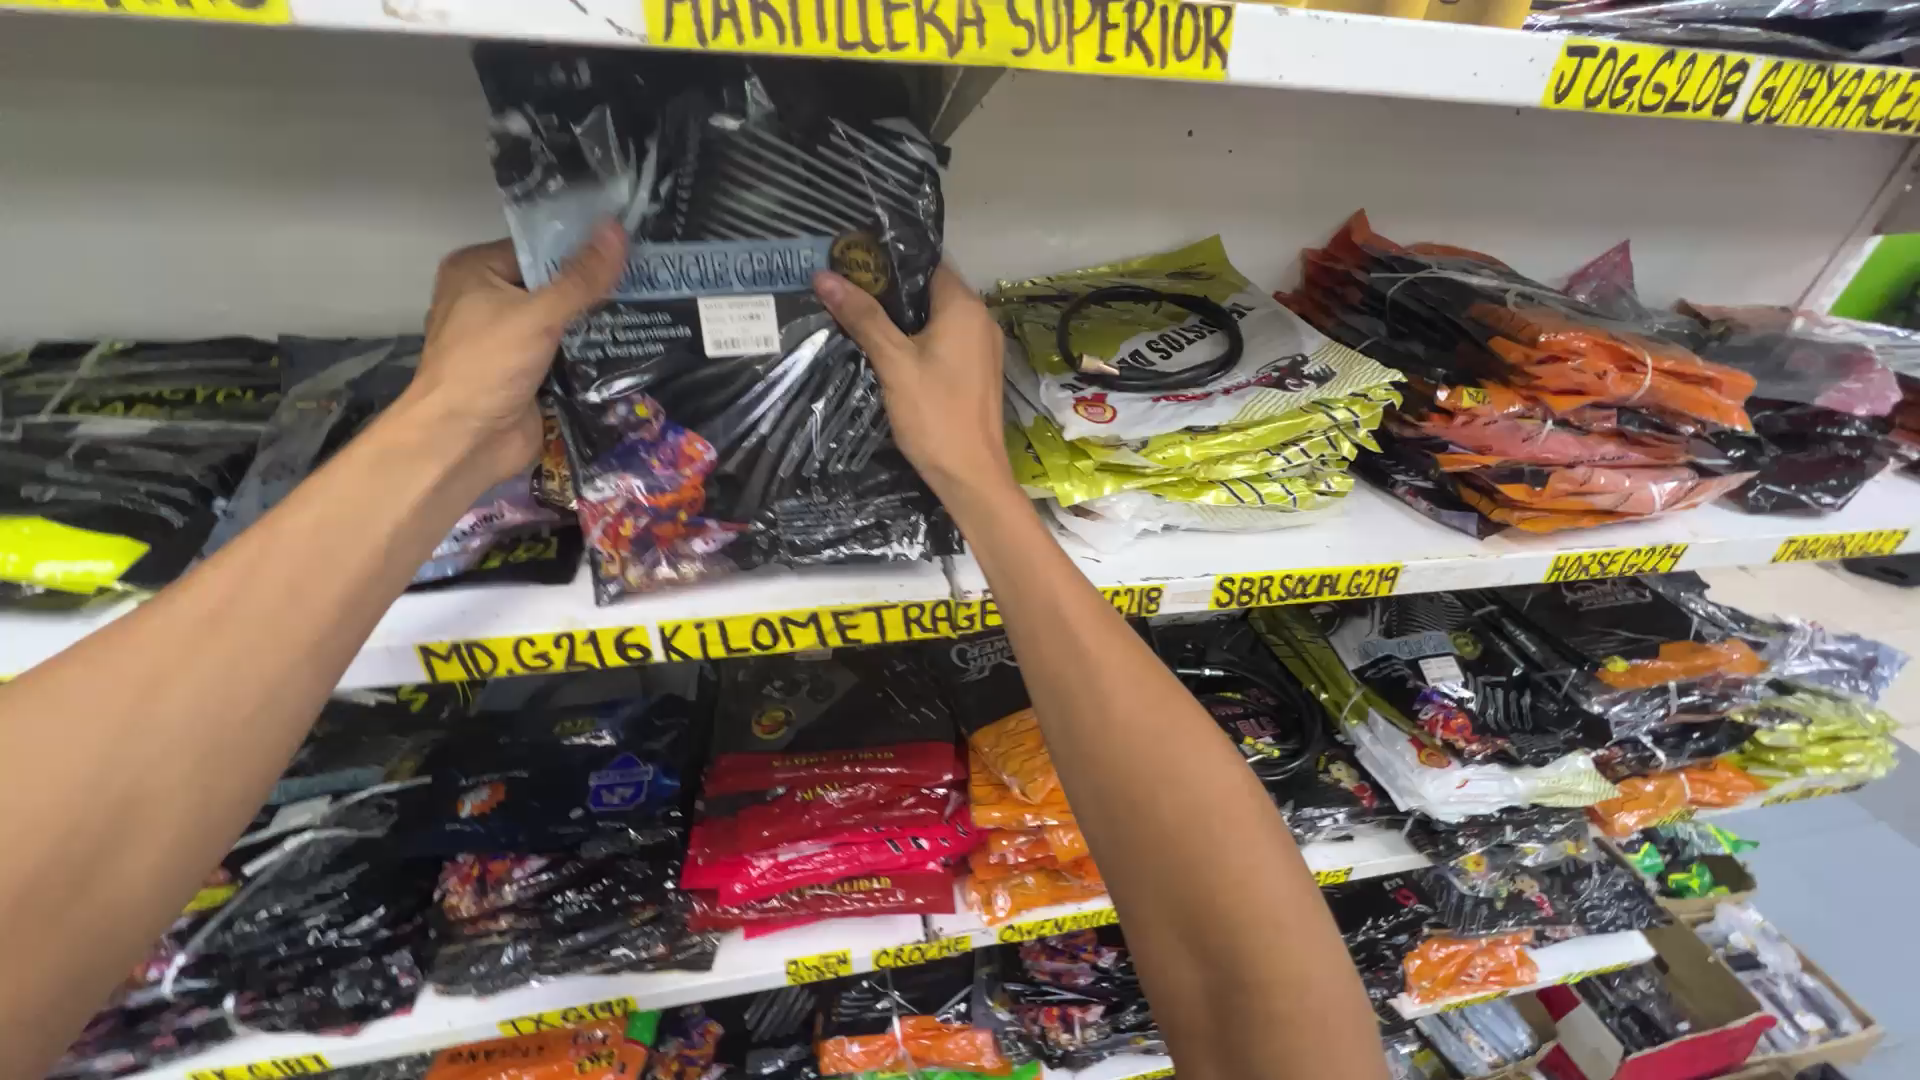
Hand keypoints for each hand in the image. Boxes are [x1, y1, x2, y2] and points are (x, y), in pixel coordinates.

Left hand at [403, 223, 626, 482]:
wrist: (466, 440)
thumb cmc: (487, 367)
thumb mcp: (538, 315)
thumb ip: (581, 279)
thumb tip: (618, 231)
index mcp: (478, 271)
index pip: (539, 248)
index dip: (582, 246)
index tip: (631, 246)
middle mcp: (492, 300)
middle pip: (555, 284)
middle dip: (598, 288)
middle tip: (651, 280)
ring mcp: (513, 339)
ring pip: (566, 322)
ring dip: (601, 323)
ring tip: (654, 310)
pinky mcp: (532, 372)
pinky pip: (571, 354)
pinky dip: (596, 354)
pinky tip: (636, 348)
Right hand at [813, 263, 1015, 504]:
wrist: (971, 476)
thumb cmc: (935, 415)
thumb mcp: (894, 363)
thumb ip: (863, 317)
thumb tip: (825, 276)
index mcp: (965, 307)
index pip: (926, 264)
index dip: (888, 263)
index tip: (851, 266)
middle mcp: (980, 320)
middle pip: (930, 292)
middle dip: (890, 294)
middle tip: (846, 295)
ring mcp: (982, 349)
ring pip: (937, 320)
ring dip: (902, 322)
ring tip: (859, 322)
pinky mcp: (977, 374)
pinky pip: (945, 344)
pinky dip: (918, 344)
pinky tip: (889, 356)